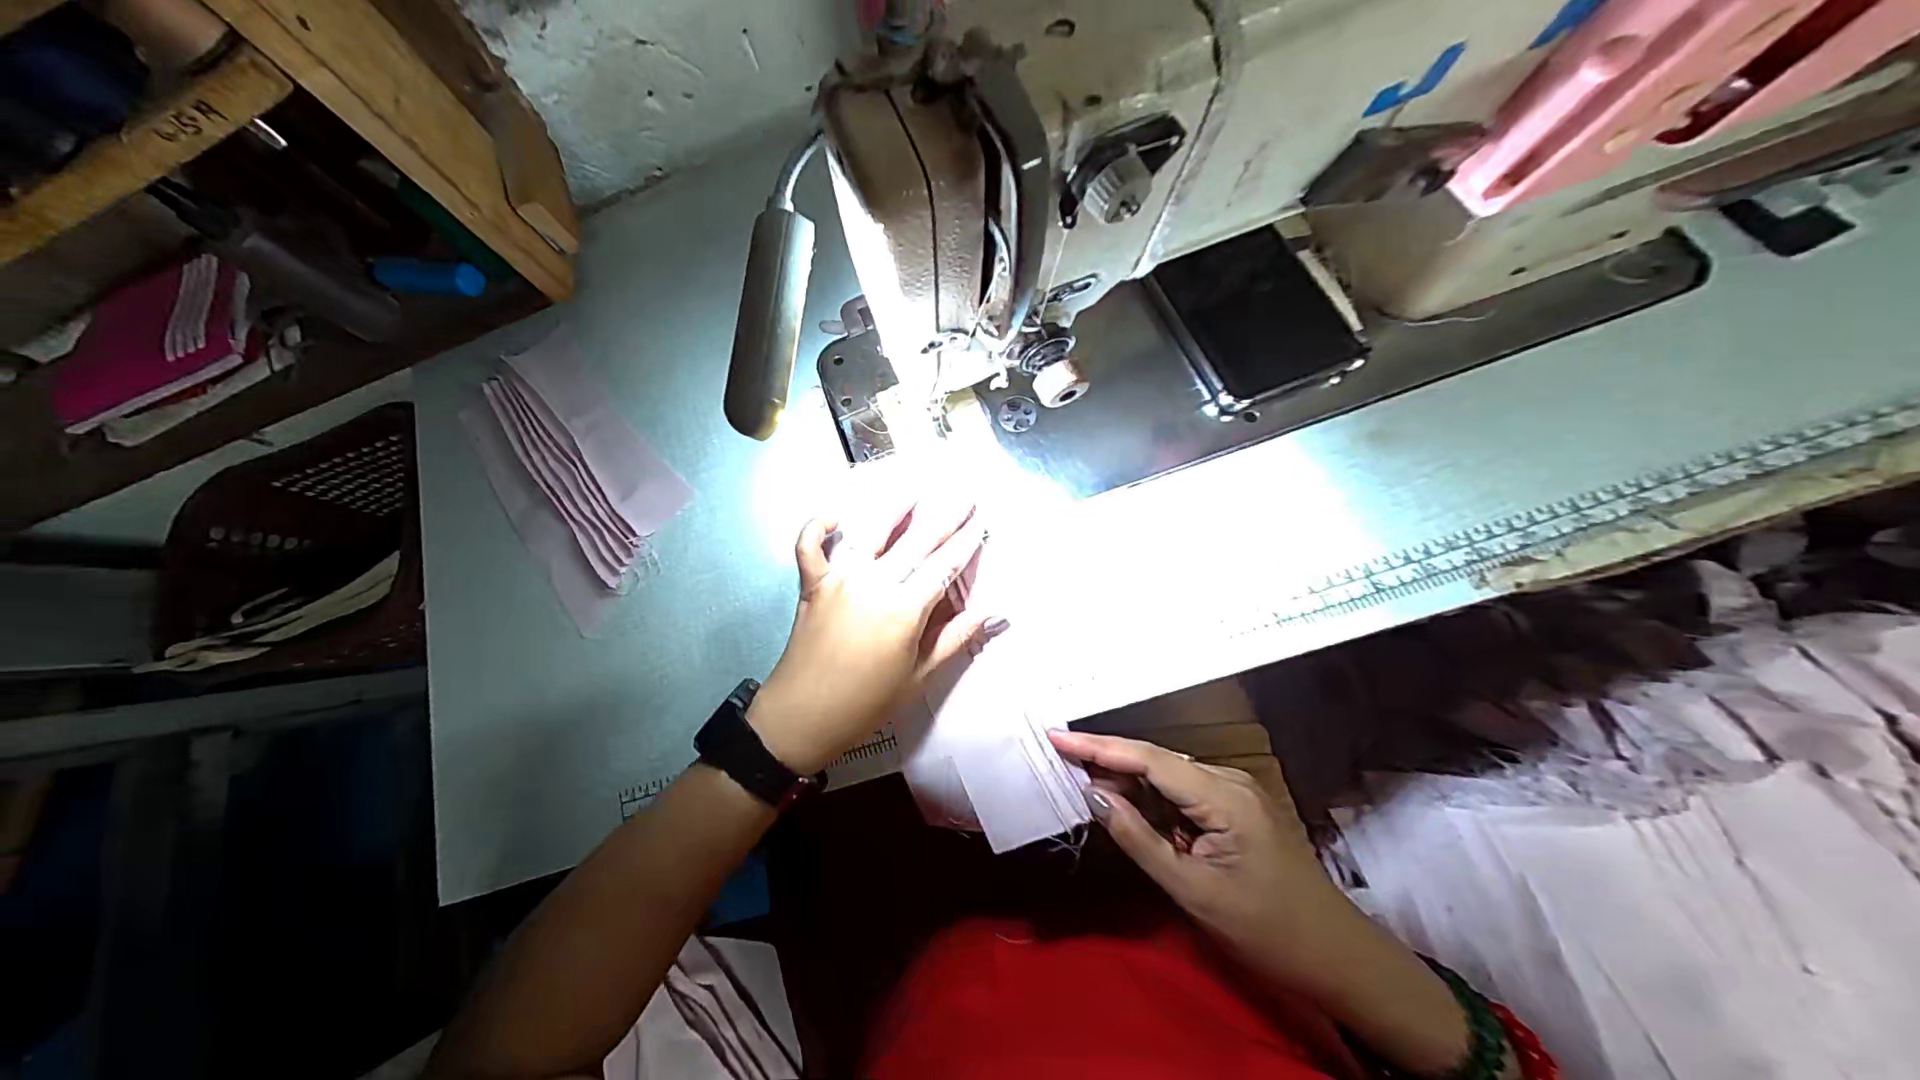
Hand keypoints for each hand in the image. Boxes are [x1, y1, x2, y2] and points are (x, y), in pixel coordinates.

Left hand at [749, 499, 1003, 773]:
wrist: (803, 716)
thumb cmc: (867, 702)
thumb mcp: (919, 676)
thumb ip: (954, 638)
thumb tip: (992, 613)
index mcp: (904, 609)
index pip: (943, 567)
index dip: (965, 544)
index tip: (981, 523)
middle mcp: (874, 584)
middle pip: (915, 542)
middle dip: (944, 517)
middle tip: (963, 495)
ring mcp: (839, 580)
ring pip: (869, 534)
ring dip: (892, 509)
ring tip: (913, 489)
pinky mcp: (811, 585)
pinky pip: (810, 547)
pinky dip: (817, 527)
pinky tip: (834, 515)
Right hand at [1047, 730, 1349, 978]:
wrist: (1335, 955)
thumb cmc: (1265, 929)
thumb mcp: (1193, 890)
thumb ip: (1139, 839)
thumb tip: (1094, 796)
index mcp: (1224, 797)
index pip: (1149, 759)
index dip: (1099, 747)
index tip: (1057, 737)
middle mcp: (1230, 781)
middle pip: (1157, 760)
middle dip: (1108, 760)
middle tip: (1061, 763)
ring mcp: (1236, 791)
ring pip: (1168, 774)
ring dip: (1128, 780)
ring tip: (1084, 783)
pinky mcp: (1236, 806)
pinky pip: (1184, 791)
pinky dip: (1152, 797)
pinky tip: (1128, 804)